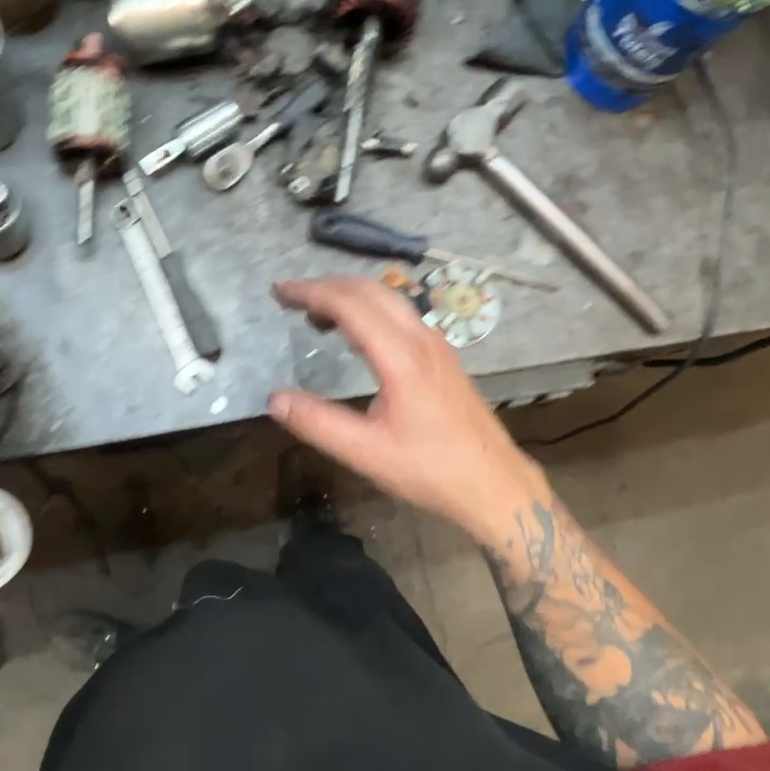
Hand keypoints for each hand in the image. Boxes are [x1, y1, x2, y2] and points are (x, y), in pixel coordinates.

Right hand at [268, 277, 550, 542]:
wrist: (493, 483)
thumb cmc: (430, 470)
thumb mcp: (366, 453)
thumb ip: (318, 424)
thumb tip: (276, 399)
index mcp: (402, 357)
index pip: (350, 305)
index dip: (311, 292)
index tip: (279, 293)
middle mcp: (422, 340)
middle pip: (371, 291)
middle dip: (328, 287)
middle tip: (291, 299)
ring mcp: (438, 347)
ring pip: (391, 301)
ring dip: (351, 299)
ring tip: (316, 318)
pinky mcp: (444, 359)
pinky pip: (403, 318)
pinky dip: (371, 314)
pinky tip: (357, 339)